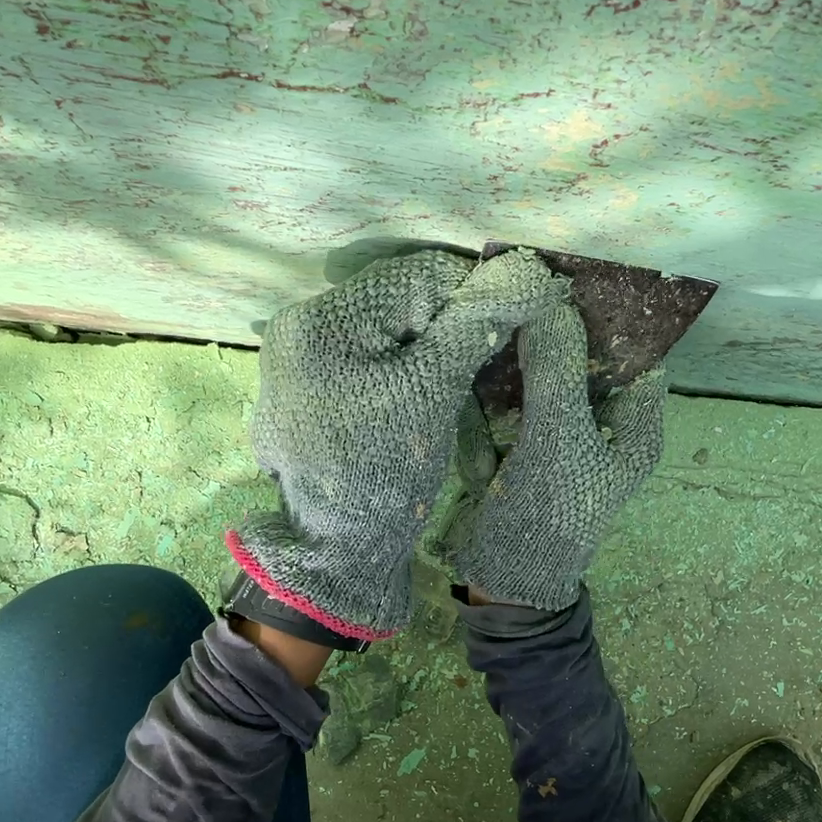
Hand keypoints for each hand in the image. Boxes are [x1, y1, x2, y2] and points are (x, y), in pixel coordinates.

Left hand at [228, 250, 569, 642]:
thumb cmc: (386, 470)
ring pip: (381, 329)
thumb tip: (529, 269)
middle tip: (484, 359)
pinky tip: (417, 394)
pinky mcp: (302, 391)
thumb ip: (477, 321)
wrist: (337, 551)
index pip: (415, 276)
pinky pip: (361, 358)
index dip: (472, 293)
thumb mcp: (435, 389)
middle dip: (445, 322)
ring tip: (455, 378)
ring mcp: (293, 363)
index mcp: (321, 319)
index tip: (509, 325)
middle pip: (395, 301)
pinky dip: (397, 366)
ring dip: (425, 344)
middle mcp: (296, 329)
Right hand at [444, 299, 665, 609]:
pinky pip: (520, 396)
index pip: (633, 354)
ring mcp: (562, 431)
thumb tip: (551, 302)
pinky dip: (503, 377)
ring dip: (525, 349)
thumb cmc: (549, 513)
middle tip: (526, 287)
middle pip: (586, 359)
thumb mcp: (557, 440)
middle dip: (557, 328)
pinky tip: (483, 350)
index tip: (570, 278)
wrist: (504, 576)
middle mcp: (603, 423)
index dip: (608, 316)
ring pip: (549, 373)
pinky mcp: (527, 440)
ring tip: (501, 307)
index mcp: (633, 425)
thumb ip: (556, 372)